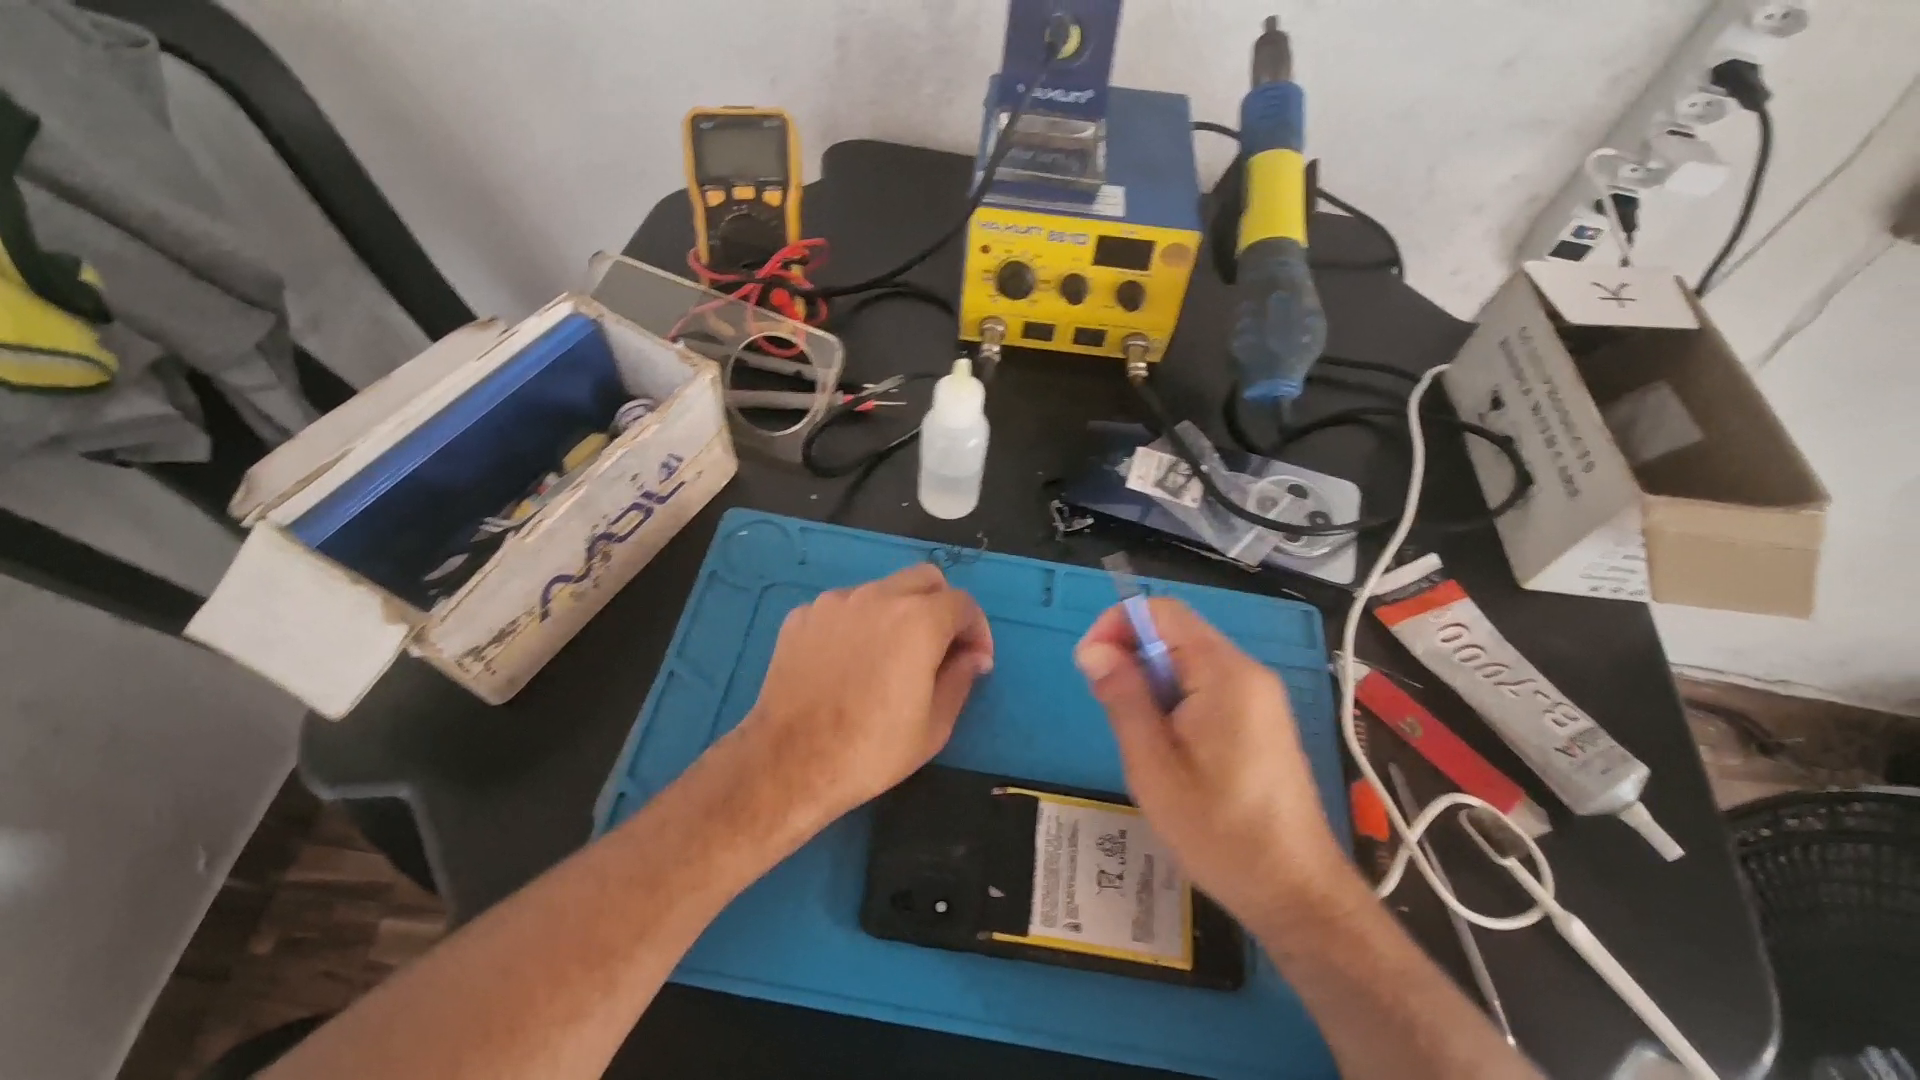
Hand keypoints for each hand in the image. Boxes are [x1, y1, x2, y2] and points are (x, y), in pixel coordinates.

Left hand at [735, 564, 993, 824]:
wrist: (790, 762)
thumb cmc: (872, 749)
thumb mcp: (934, 726)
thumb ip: (961, 679)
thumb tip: (973, 657)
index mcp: (918, 620)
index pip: (963, 604)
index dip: (977, 631)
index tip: (975, 660)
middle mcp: (877, 597)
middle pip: (924, 580)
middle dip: (941, 607)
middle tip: (939, 648)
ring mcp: (834, 603)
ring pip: (881, 590)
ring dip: (898, 612)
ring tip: (889, 657)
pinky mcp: (801, 616)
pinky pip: (842, 608)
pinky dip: (857, 625)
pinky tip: (848, 663)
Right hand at [1074, 599, 1357, 928]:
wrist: (1295, 891)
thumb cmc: (1220, 832)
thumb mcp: (1154, 767)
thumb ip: (1123, 699)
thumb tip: (1094, 649)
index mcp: (1226, 675)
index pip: (1163, 611)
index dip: (1117, 625)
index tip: (1090, 668)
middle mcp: (1249, 673)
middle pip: (1177, 634)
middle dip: (1133, 659)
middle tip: (1112, 714)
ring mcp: (1261, 697)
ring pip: (1190, 663)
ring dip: (1152, 685)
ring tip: (1142, 740)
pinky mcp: (1263, 721)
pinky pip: (1209, 688)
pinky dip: (1177, 702)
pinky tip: (1171, 751)